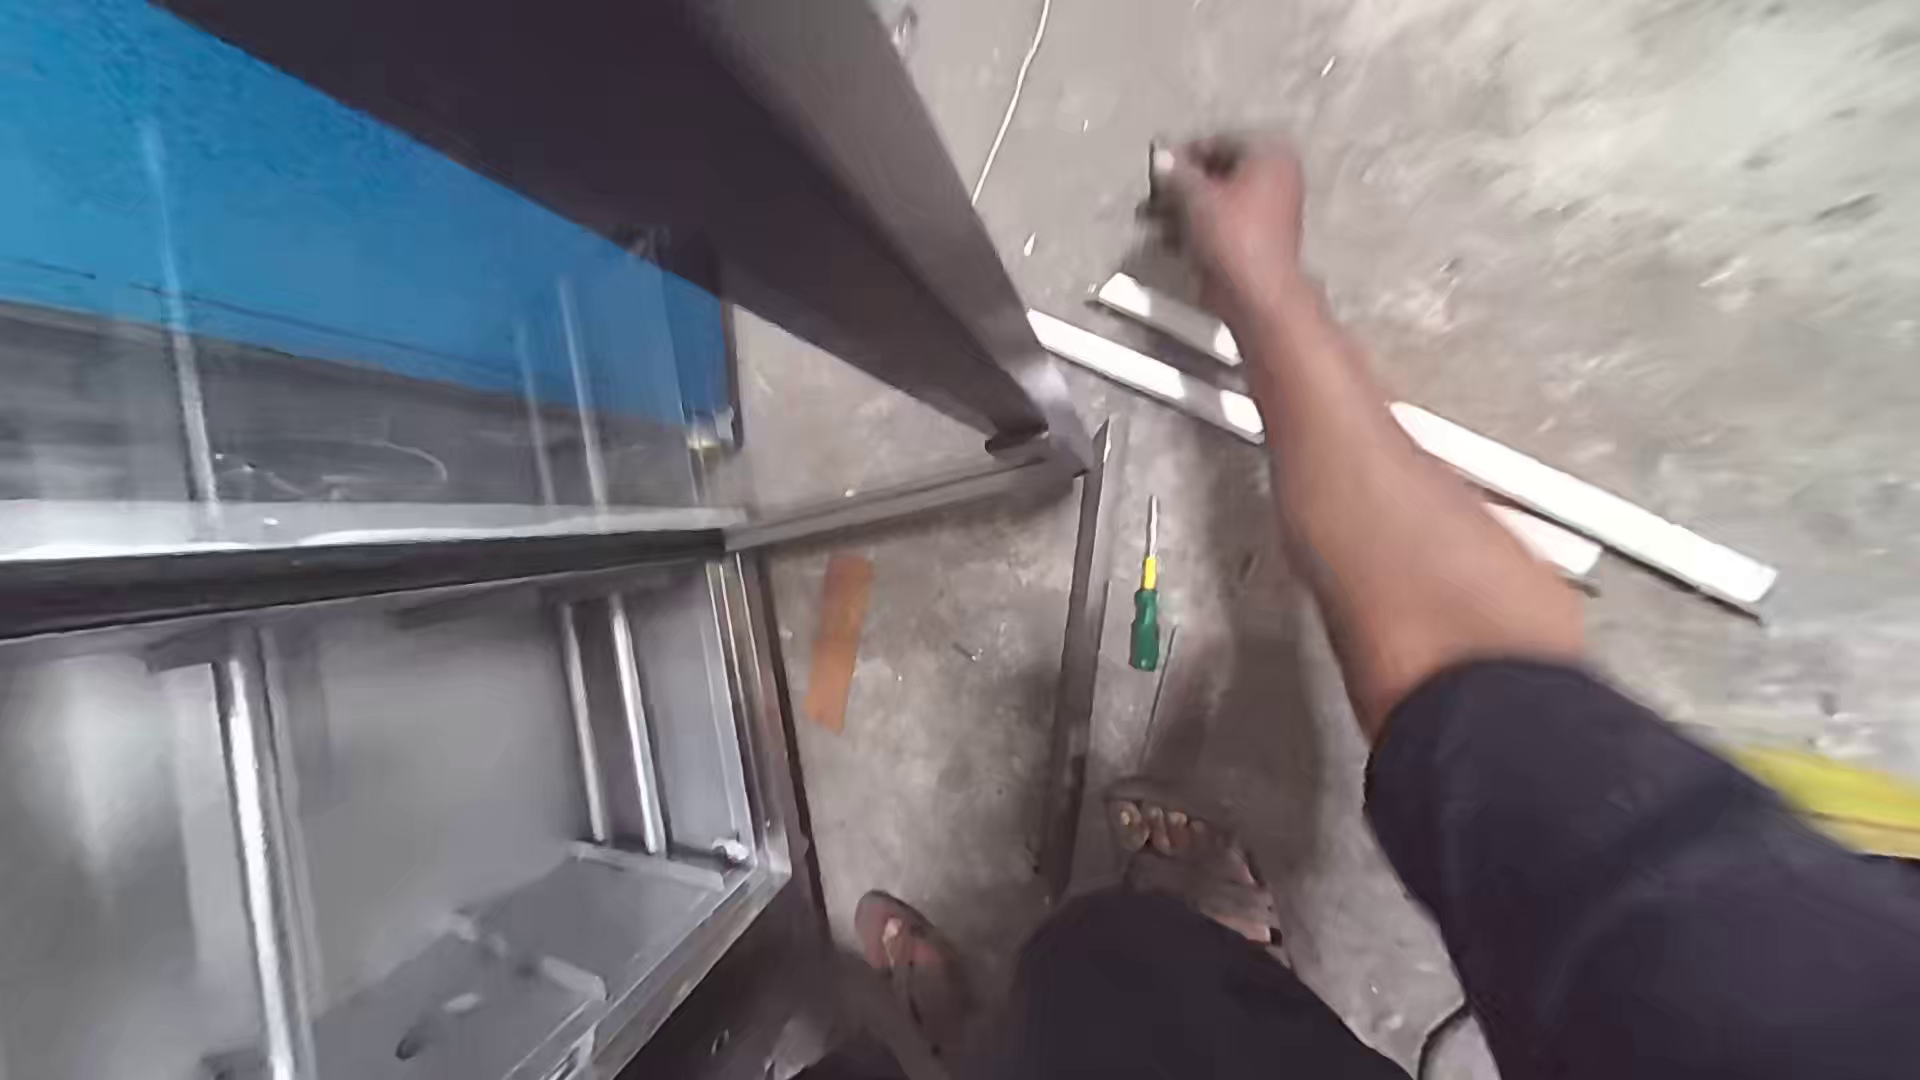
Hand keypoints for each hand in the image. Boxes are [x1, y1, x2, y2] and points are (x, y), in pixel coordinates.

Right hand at [1162, 137, 1307, 321]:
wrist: (1255, 293)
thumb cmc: (1234, 240)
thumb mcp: (1197, 200)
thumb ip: (1177, 175)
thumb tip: (1161, 157)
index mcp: (1270, 154)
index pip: (1218, 140)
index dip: (1183, 154)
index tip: (1157, 168)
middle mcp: (1274, 176)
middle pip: (1216, 173)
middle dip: (1179, 188)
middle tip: (1152, 199)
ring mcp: (1266, 210)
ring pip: (1216, 202)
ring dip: (1182, 211)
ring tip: (1154, 222)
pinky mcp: (1253, 240)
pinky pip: (1220, 225)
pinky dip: (1196, 230)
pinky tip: (1171, 240)